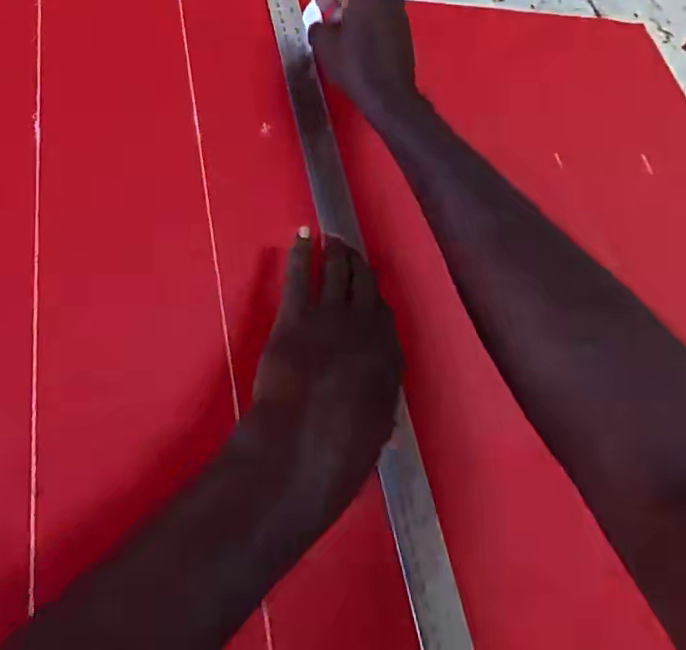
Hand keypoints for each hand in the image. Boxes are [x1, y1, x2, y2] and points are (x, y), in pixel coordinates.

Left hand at [241, 229, 402, 520]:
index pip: (385, 315)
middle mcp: (366, 328)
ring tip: (333, 237)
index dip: (375, 298)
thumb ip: (376, 401)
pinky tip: (302, 235)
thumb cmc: (342, 450)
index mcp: (389, 357)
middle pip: (364, 284)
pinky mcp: (296, 316)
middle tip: (351, 248)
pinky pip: (300, 275)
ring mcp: (331, 317)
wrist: (303, 444)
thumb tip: (374, 400)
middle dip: (358, 263)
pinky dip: (301, 251)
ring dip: (336, 251)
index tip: (369, 288)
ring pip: (337, 273)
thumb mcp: (375, 427)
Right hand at [307, 0, 420, 118]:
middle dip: (339, 5)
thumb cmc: (353, 66)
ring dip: (354, 15)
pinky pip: (381, 18)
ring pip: (370, 5)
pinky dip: (368, 24)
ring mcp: (398, 12)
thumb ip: (317, 27)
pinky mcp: (405, 28)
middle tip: (327, 25)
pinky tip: (359, 44)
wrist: (388, 94)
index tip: (315, 15)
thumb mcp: (323, 46)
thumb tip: (320, 24)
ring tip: (342, 37)